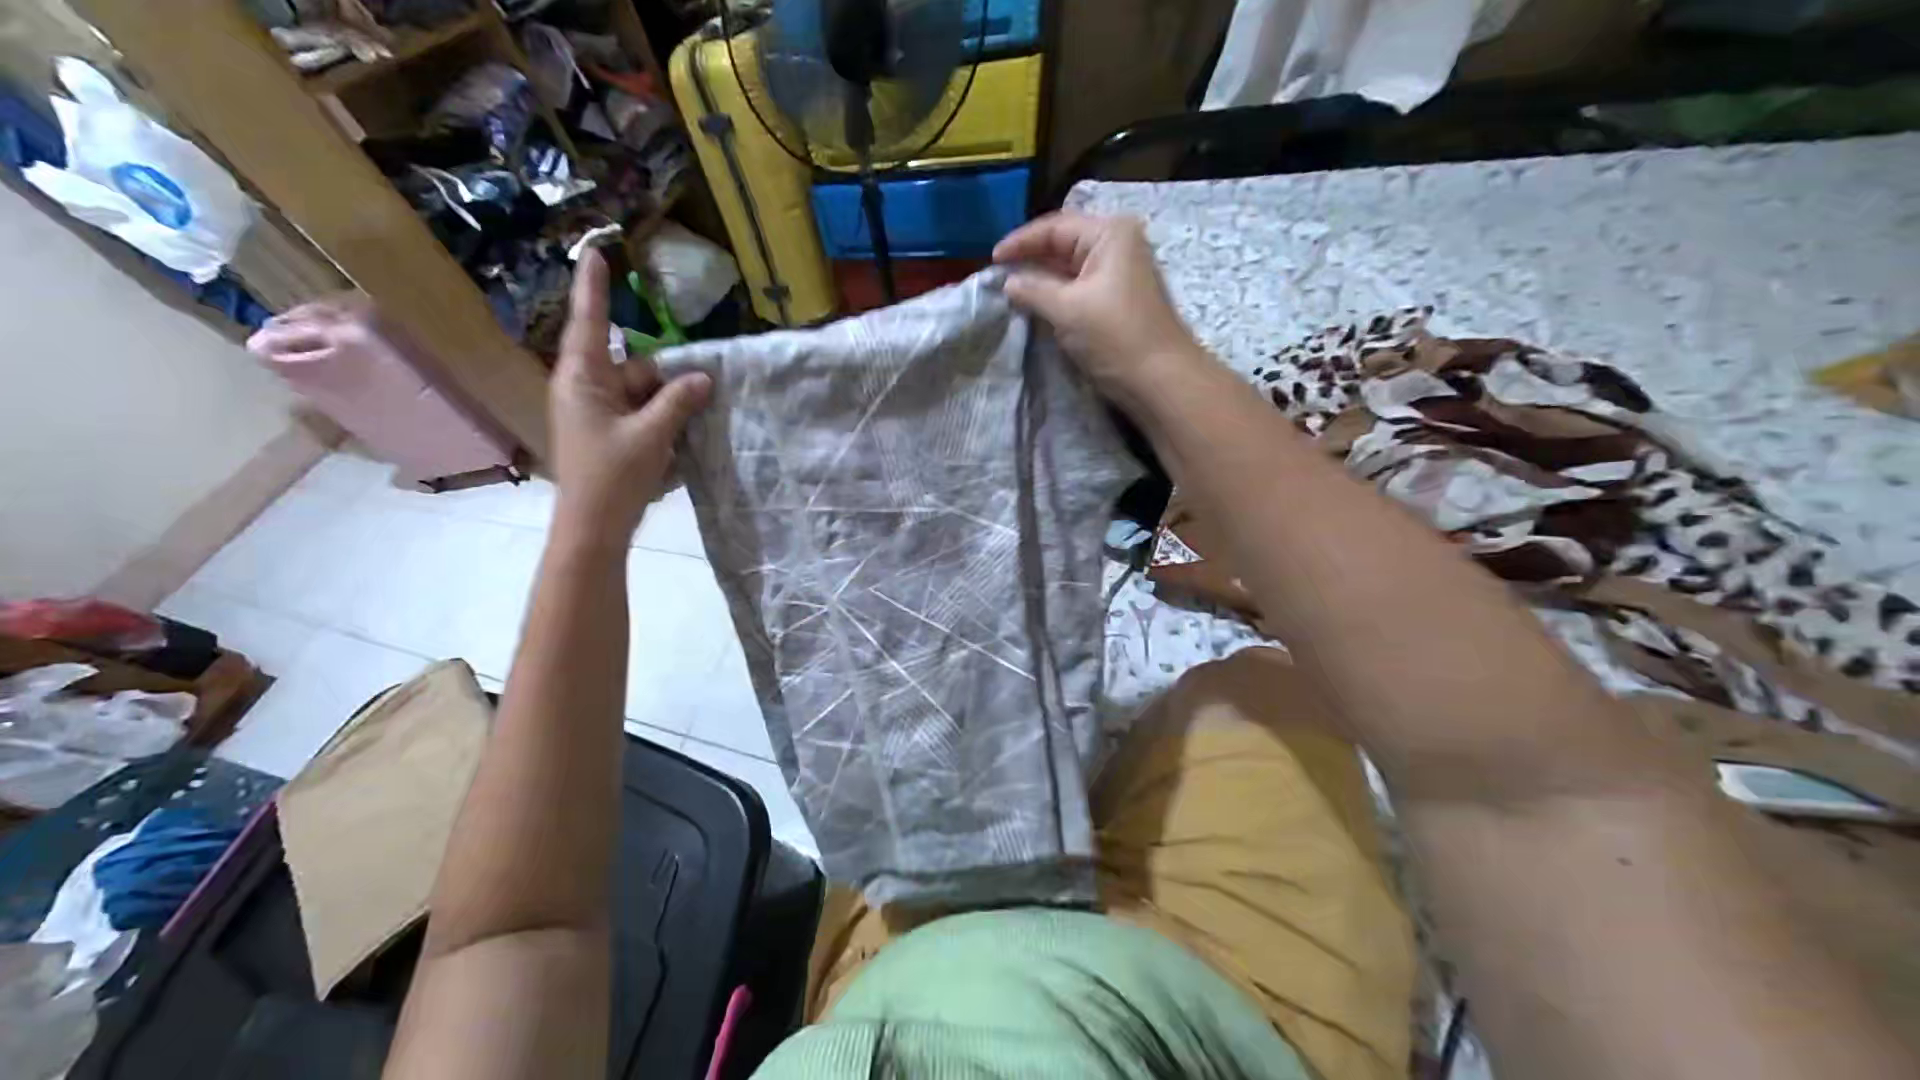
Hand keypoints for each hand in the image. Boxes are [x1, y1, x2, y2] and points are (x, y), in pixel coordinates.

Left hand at [549, 249, 711, 540]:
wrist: (593, 529)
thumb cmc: (612, 478)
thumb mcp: (651, 436)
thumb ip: (678, 402)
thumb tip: (704, 377)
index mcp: (582, 380)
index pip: (591, 323)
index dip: (595, 288)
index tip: (596, 252)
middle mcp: (586, 389)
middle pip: (635, 366)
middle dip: (668, 379)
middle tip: (705, 391)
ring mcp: (597, 413)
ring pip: (643, 393)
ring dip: (670, 405)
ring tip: (692, 427)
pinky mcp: (609, 434)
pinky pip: (642, 414)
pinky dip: (663, 423)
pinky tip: (682, 441)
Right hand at [992, 212, 1202, 401]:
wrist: (1160, 380)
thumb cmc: (1115, 337)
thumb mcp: (1066, 309)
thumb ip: (1033, 290)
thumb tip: (1008, 282)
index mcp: (1110, 234)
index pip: (1055, 227)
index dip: (1020, 242)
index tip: (991, 261)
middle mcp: (1118, 245)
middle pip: (1064, 243)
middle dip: (1031, 258)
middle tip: (999, 275)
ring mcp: (1120, 273)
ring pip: (1070, 268)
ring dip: (1042, 278)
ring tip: (1012, 290)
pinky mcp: (1118, 300)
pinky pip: (1079, 288)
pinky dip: (1057, 294)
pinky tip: (1036, 305)